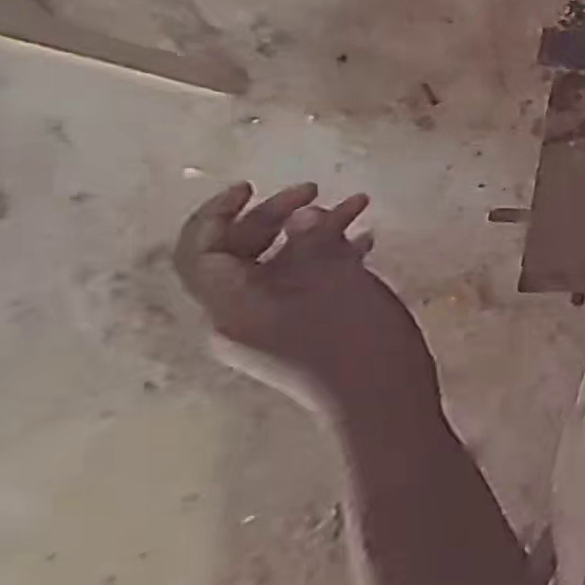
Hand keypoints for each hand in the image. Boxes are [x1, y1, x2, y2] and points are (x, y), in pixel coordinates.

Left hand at [172, 182, 439, 422]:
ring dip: (314, 232)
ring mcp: (272, 326)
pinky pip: (304, 283)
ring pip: (280, 264)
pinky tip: (365, 241)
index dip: (218, 214)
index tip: (251, 185)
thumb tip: (304, 214)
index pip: (201, 252)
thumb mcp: (336, 281)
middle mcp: (239, 316)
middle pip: (241, 253)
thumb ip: (313, 242)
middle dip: (277, 217)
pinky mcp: (303, 330)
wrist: (383, 398)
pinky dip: (329, 256)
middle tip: (317, 191)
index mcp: (231, 307)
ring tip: (356, 206)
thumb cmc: (355, 337)